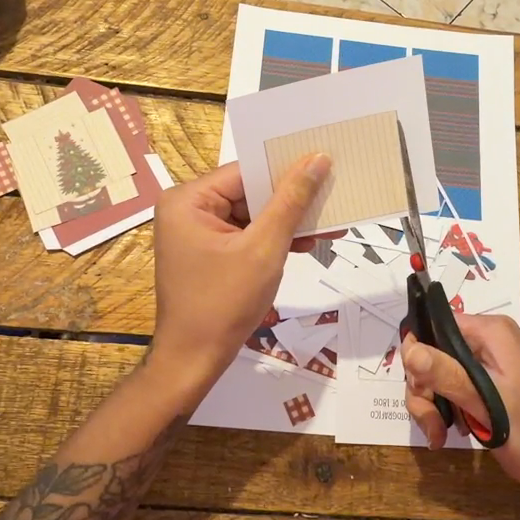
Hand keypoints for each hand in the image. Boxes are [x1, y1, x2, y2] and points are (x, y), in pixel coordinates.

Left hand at [149, 155, 331, 394]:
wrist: (194, 360)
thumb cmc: (224, 303)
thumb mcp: (264, 248)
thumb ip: (291, 201)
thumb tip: (317, 159)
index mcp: (188, 200)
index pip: (245, 172)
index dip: (286, 169)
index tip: (325, 164)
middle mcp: (186, 209)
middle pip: (249, 192)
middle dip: (290, 199)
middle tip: (333, 194)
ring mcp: (195, 233)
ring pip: (251, 215)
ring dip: (286, 222)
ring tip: (329, 222)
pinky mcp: (207, 253)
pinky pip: (245, 235)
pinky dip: (271, 240)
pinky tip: (306, 243)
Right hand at [403, 314, 519, 495]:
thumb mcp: (485, 404)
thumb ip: (447, 374)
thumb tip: (409, 349)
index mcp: (490, 332)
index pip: (433, 326)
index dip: (418, 358)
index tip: (420, 392)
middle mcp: (487, 338)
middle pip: (432, 353)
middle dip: (424, 390)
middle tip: (431, 425)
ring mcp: (487, 360)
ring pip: (436, 373)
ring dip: (431, 405)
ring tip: (440, 435)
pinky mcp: (486, 380)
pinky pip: (450, 385)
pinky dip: (444, 408)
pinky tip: (449, 432)